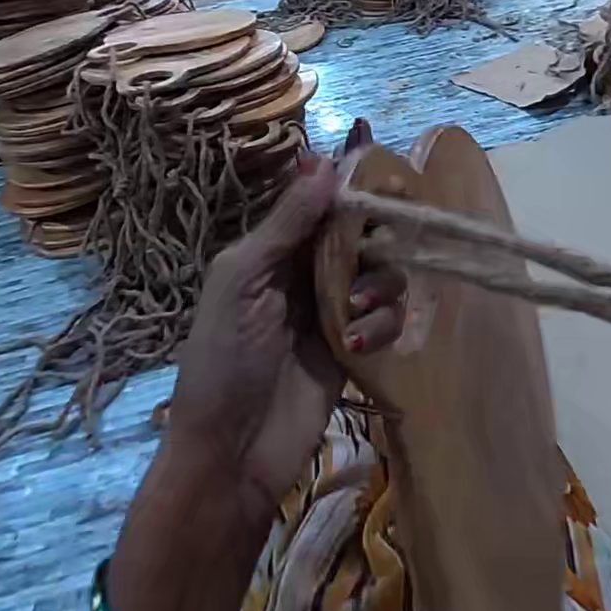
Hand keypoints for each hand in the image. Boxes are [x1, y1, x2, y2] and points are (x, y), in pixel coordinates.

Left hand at [108, 151, 407, 610]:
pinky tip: (357, 343)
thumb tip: (322, 160)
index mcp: (274, 245)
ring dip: (378, 282)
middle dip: (375, 232)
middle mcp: (307, 268)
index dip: (351, 182)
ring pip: (382, 270)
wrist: (232, 450)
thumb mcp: (243, 278)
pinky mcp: (357, 345)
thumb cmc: (223, 355)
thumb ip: (286, 223)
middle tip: (382, 239)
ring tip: (353, 310)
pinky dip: (382, 322)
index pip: (321, 199)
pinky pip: (387, 316)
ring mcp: (333, 307)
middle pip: (360, 230)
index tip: (384, 168)